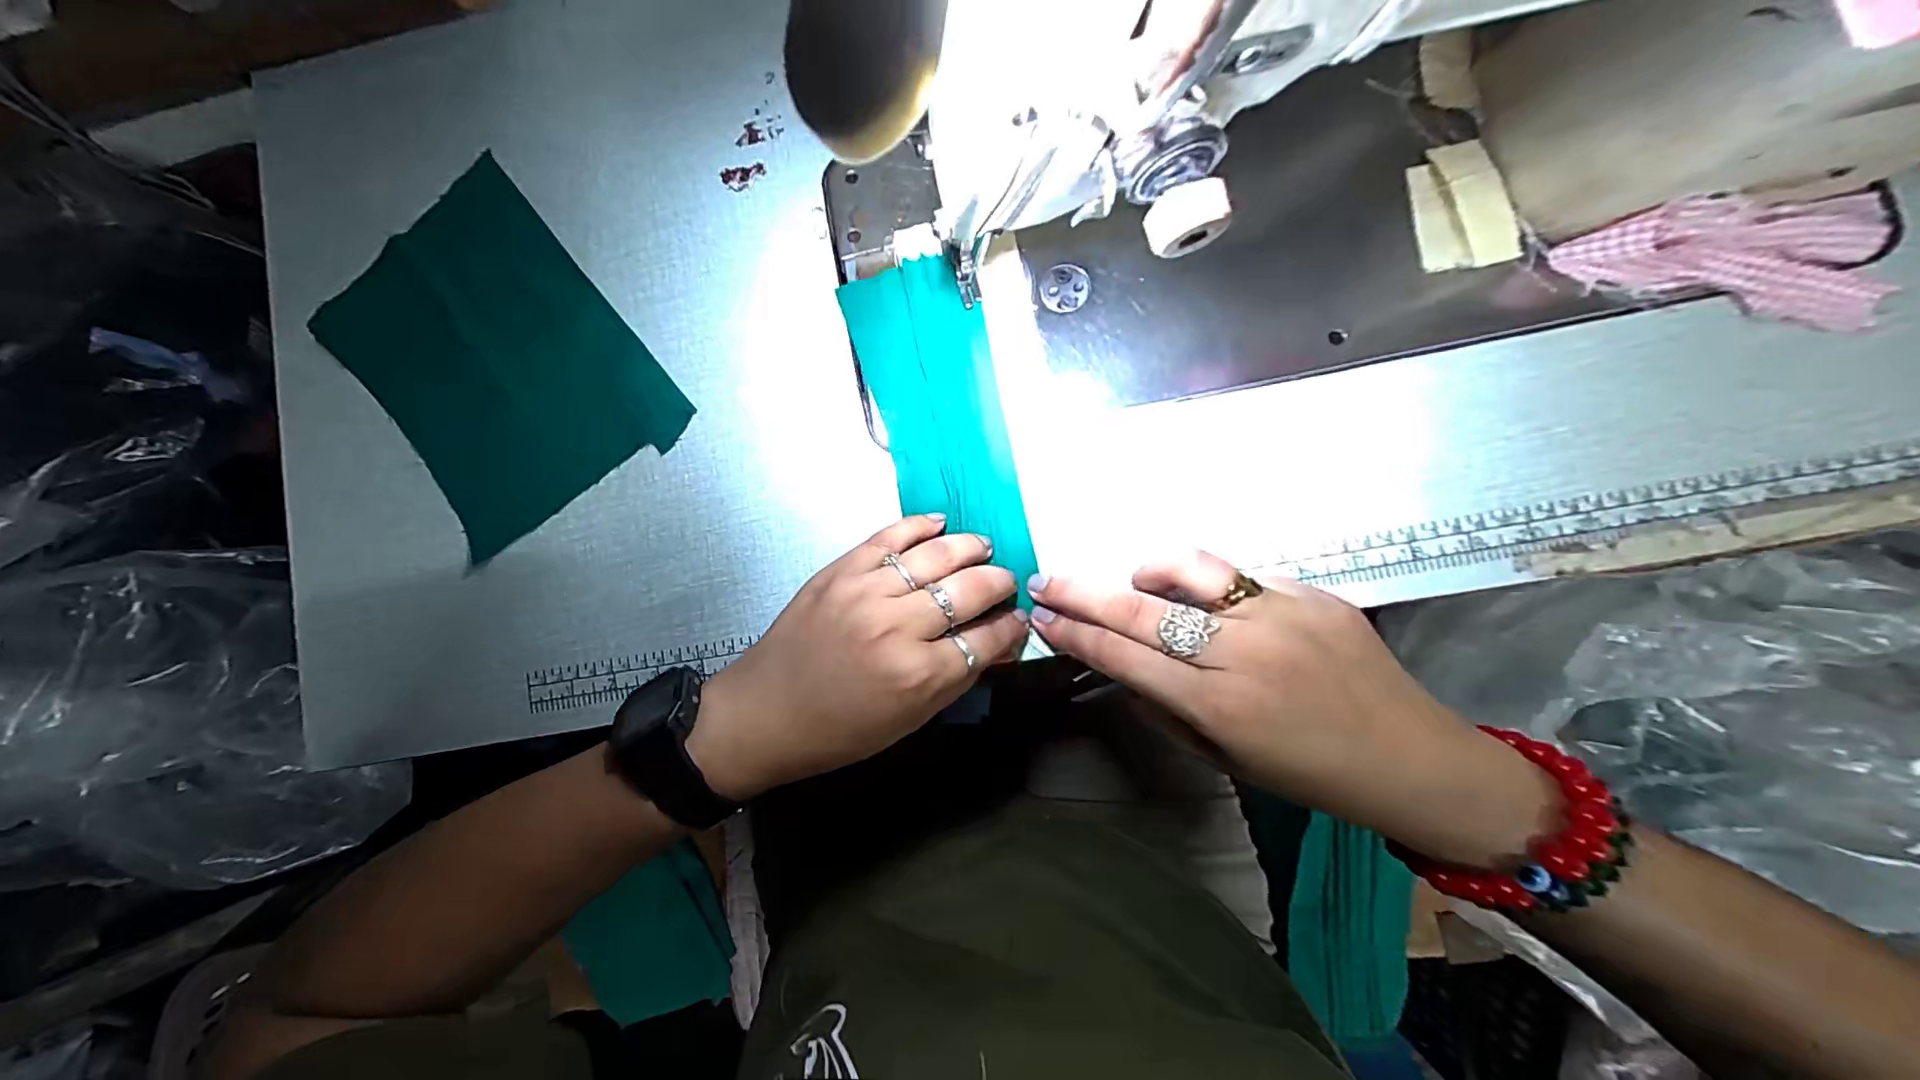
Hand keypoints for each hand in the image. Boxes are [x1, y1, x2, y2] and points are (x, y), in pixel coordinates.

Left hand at [685, 514, 1028, 800]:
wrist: (765, 712)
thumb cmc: (840, 730)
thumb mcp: (908, 719)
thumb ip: (957, 678)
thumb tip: (997, 643)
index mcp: (919, 675)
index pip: (987, 639)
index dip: (1011, 626)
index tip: (1019, 618)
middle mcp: (899, 627)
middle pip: (971, 590)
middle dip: (1000, 583)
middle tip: (1007, 581)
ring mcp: (867, 592)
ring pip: (937, 556)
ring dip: (970, 548)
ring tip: (985, 547)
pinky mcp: (840, 571)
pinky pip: (889, 538)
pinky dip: (919, 526)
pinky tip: (940, 523)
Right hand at [1027, 552, 1558, 867]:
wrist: (1413, 759)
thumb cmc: (1309, 775)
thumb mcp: (1224, 758)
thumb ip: (1164, 712)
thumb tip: (1120, 668)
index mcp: (1217, 706)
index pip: (1124, 657)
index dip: (1076, 635)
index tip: (1042, 618)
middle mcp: (1242, 652)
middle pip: (1141, 611)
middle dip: (1083, 594)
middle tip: (1045, 579)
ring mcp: (1279, 614)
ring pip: (1190, 571)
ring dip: (1148, 571)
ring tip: (1134, 580)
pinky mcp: (1311, 593)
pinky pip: (1240, 577)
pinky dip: (1209, 585)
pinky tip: (1210, 603)